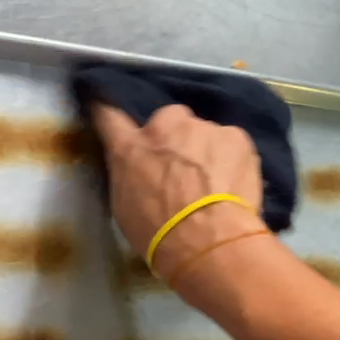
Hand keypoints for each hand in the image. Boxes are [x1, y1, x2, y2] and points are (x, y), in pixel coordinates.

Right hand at [89, 101, 267, 281]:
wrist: (208, 240)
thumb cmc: (156, 231)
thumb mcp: (123, 203)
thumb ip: (127, 172)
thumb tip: (135, 164)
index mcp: (129, 148)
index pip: (108, 114)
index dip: (104, 104)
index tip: (102, 99)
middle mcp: (164, 126)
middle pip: (166, 119)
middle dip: (170, 135)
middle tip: (176, 165)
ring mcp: (204, 128)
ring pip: (201, 132)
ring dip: (201, 147)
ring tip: (210, 180)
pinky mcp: (237, 136)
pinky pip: (229, 142)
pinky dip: (228, 157)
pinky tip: (230, 181)